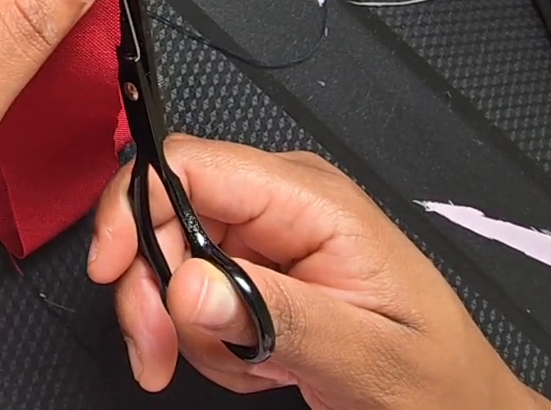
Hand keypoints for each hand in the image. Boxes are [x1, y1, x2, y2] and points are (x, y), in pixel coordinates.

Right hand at [89, 136, 550, 409]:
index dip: (134, 203)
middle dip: (151, 284)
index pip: (189, 162)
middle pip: (165, 210)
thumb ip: (280, 319)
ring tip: (242, 369)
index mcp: (304, 195)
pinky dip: (203, 334)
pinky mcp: (251, 263)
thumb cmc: (441, 388)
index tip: (108, 274)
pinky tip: (252, 361)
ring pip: (169, 254)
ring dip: (181, 322)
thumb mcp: (374, 362)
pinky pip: (190, 286)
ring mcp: (260, 230)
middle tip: (154, 358)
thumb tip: (182, 285)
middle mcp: (273, 197)